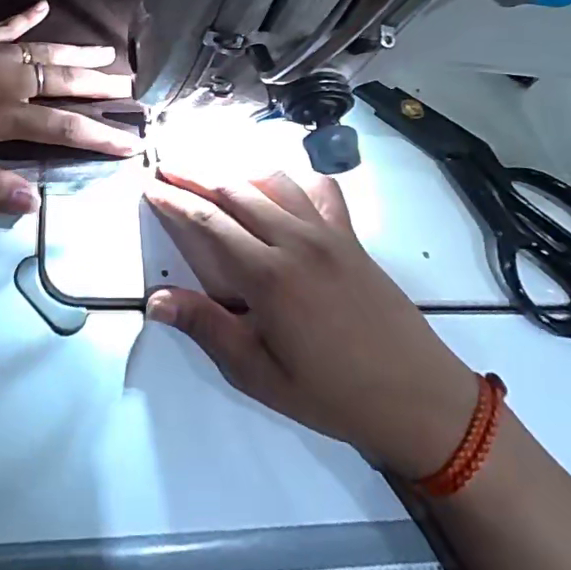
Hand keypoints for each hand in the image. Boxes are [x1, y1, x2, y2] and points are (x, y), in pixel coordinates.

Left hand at [0, 1, 141, 213]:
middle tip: (132, 86)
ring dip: (75, 52)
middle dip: (98, 86)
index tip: (132, 141)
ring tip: (108, 51)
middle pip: (59, 81)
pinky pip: (2, 25)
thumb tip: (33, 203)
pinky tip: (43, 6)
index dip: (98, 135)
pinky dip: (24, 17)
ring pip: (40, 50)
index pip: (60, 126)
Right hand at [143, 164, 480, 480]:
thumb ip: (206, 327)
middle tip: (168, 167)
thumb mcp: (258, 373)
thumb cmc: (331, 393)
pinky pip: (322, 193)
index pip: (208, 221)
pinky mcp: (353, 240)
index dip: (173, 200)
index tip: (149, 186)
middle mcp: (296, 242)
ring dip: (237, 170)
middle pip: (236, 191)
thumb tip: (155, 300)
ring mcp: (329, 236)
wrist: (421, 402)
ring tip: (211, 168)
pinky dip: (296, 179)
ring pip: (275, 183)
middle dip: (195, 174)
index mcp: (268, 275)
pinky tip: (284, 184)